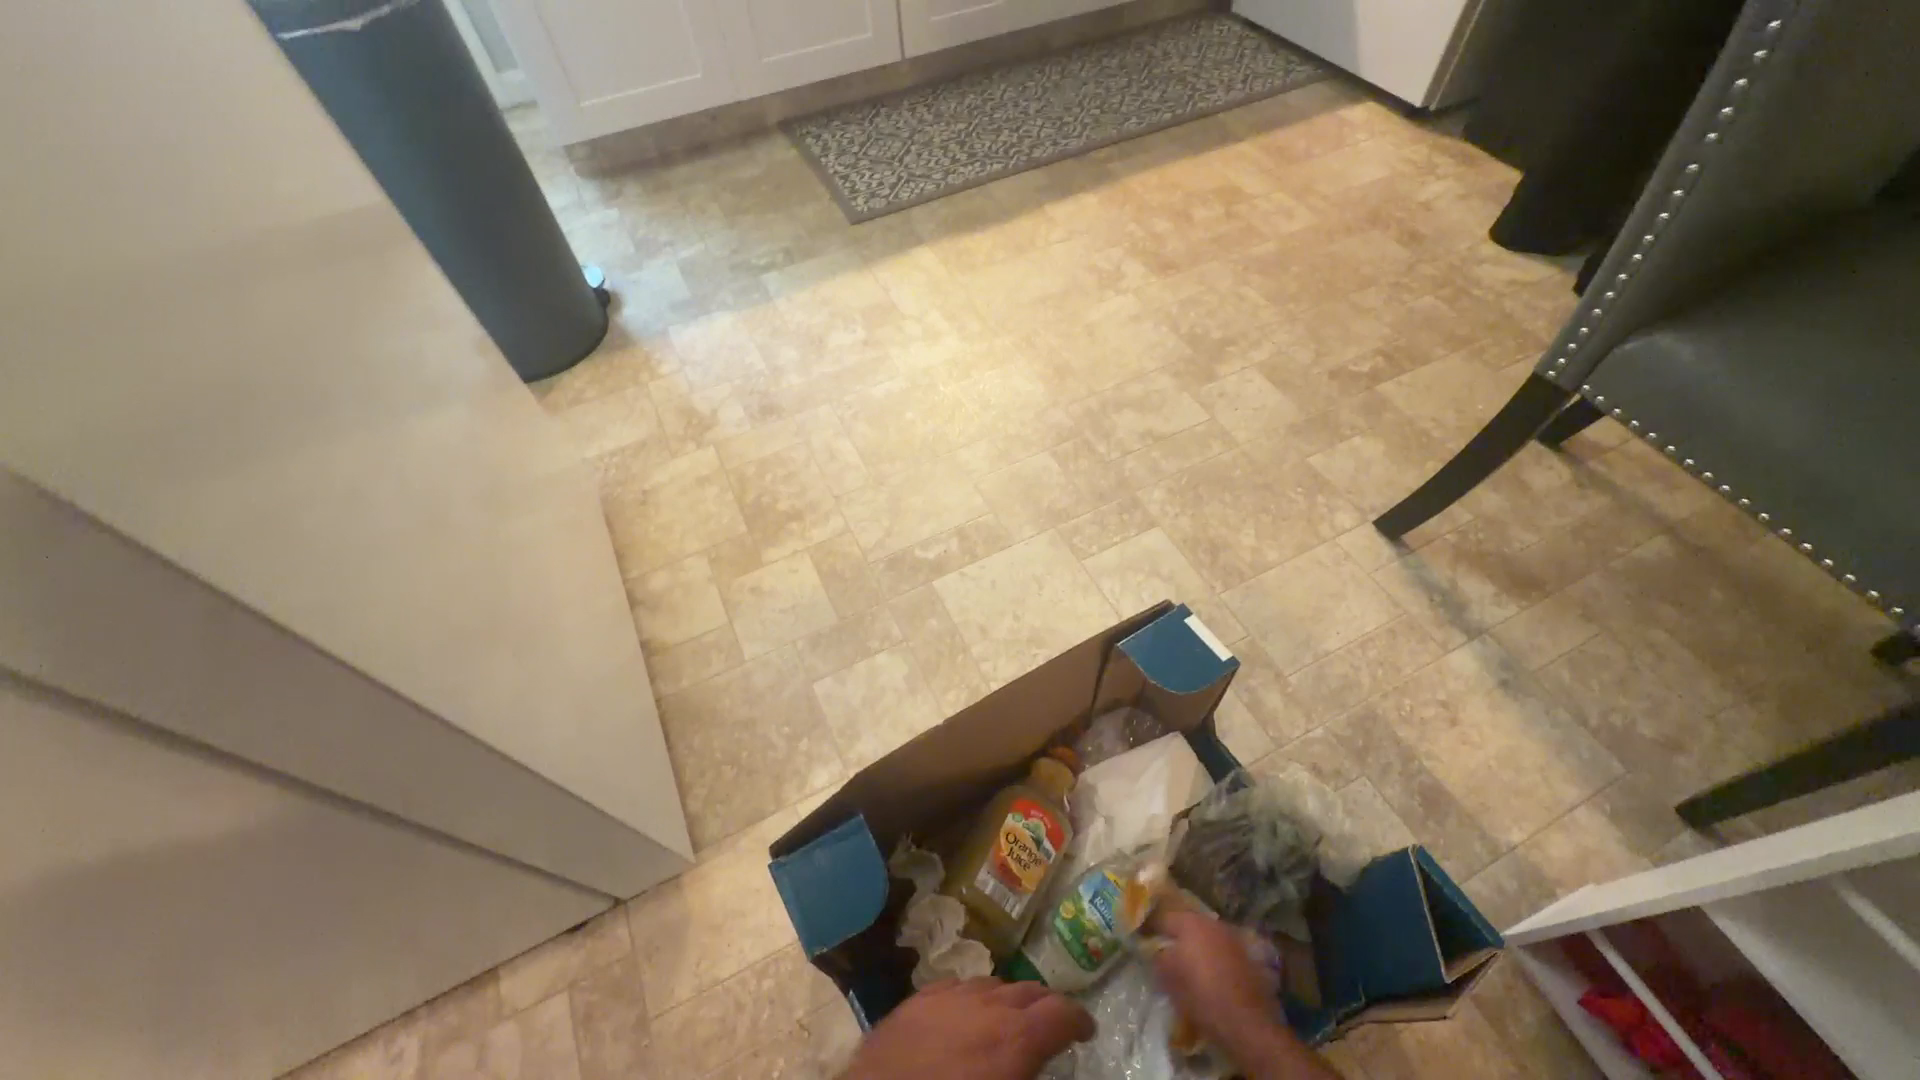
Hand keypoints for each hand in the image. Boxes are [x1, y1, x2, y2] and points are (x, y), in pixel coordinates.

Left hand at [841, 977, 1093, 1079]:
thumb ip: (1025, 1068)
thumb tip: (1032, 1064)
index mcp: (1015, 1039)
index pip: (1062, 1012)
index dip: (1079, 1020)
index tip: (1085, 1031)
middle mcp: (987, 1007)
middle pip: (1029, 991)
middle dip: (1046, 1007)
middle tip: (1051, 1028)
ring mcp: (949, 998)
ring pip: (993, 985)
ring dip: (1008, 1000)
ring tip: (1009, 1021)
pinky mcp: (916, 1001)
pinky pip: (956, 986)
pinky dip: (972, 998)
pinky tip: (966, 1015)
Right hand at [1148, 911, 1341, 1079]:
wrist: (1247, 1024)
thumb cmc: (1201, 996)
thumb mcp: (1168, 978)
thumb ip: (1157, 956)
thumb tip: (1153, 948)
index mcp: (1190, 923)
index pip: (1161, 917)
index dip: (1148, 927)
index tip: (1139, 937)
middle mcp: (1213, 923)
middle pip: (1186, 923)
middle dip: (1174, 934)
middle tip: (1162, 948)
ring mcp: (1233, 938)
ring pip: (1206, 935)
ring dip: (1195, 945)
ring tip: (1185, 962)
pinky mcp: (1248, 956)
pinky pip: (1221, 949)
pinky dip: (1212, 956)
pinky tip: (1208, 973)